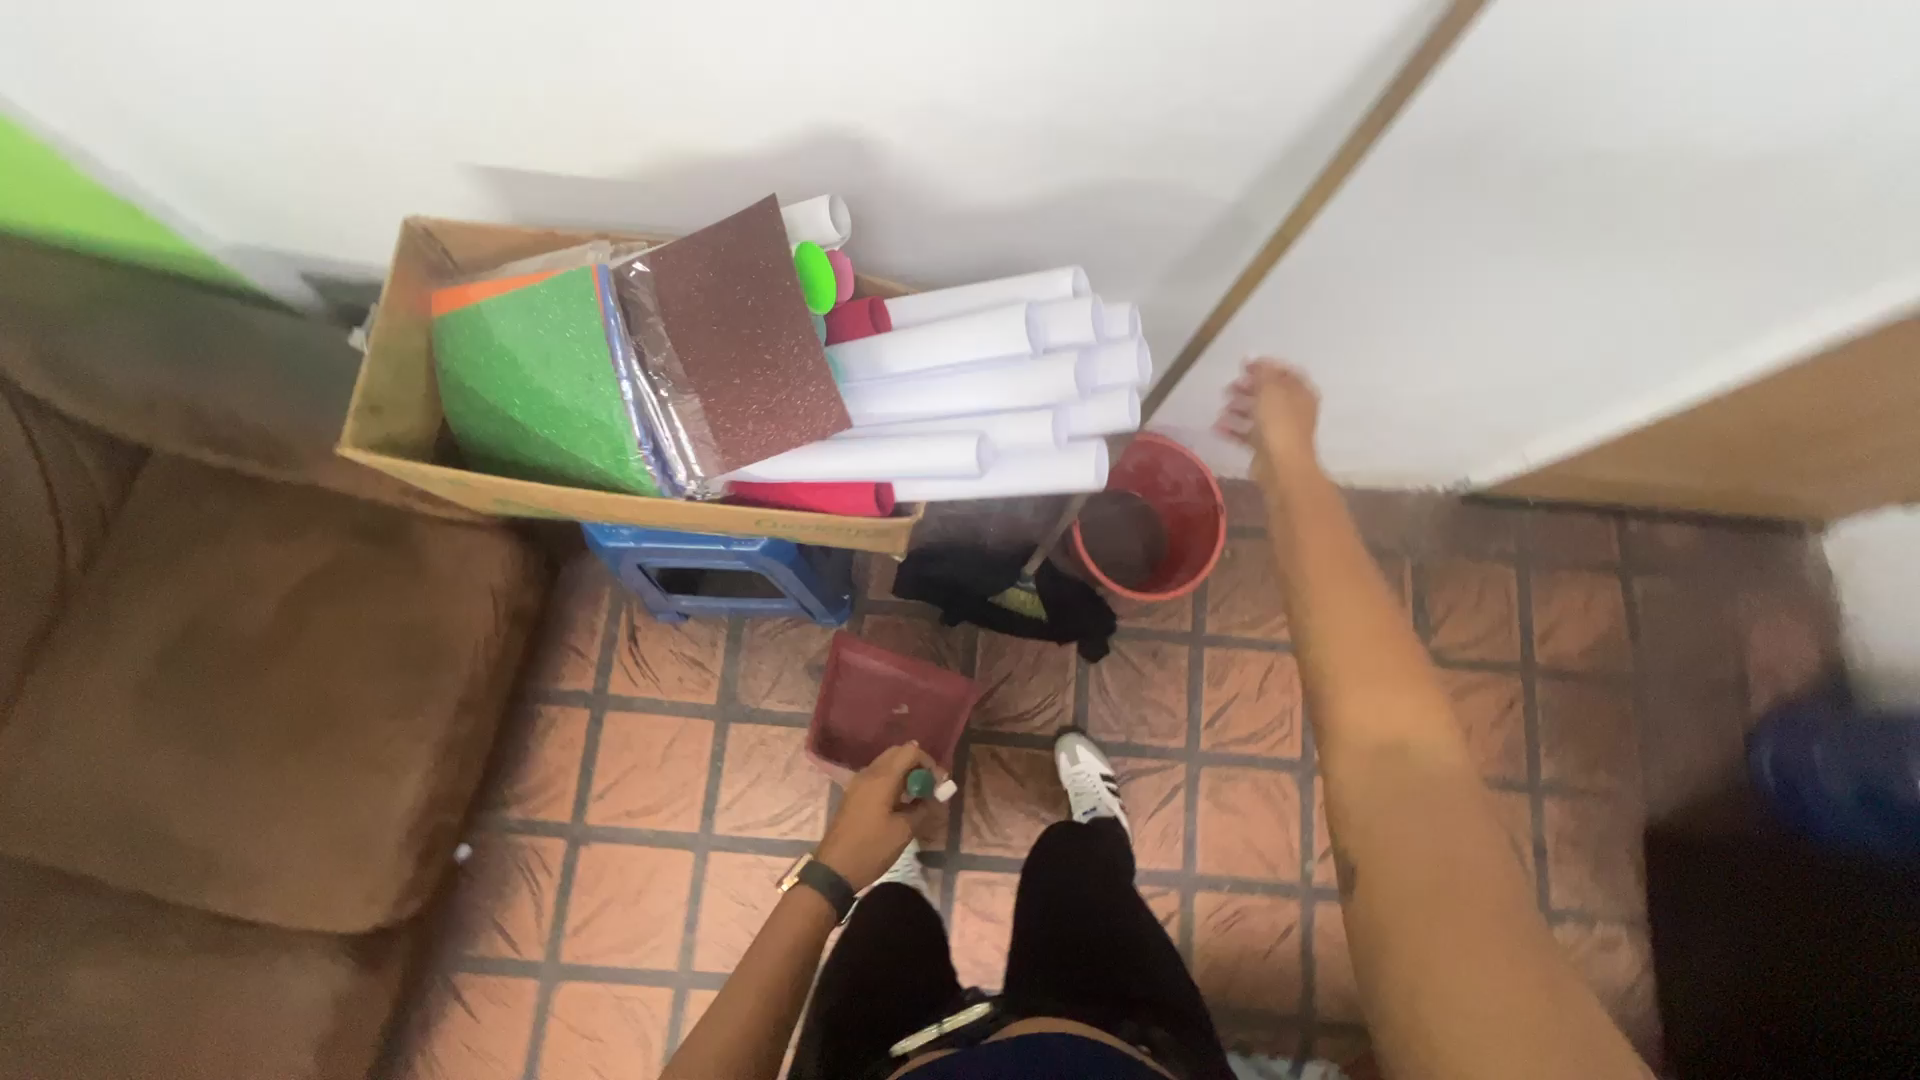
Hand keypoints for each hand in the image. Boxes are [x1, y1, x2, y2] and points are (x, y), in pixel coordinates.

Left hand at [815, 743, 940, 891]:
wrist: (834, 869)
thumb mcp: (904, 831)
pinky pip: (877, 776)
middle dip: (917, 765)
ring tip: (918, 796)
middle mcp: (868, 773)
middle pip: (897, 753)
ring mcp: (858, 783)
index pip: (911, 751)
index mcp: (882, 778)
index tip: (937, 784)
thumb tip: (935, 797)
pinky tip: (900, 803)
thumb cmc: (871, 849)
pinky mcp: (854, 794)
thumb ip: (923, 808)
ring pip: (886, 764)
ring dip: (905, 773)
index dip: (929, 763)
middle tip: (929, 787)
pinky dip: (893, 781)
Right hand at [1215, 359, 1321, 475]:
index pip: (1284, 373)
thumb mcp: (1270, 389)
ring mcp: (1280, 429)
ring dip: (1238, 408)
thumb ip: (1261, 372)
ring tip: (1222, 407)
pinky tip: (1217, 427)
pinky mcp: (1266, 447)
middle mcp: (1293, 409)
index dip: (1264, 367)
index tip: (1244, 366)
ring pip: (1257, 413)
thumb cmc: (1279, 423)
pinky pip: (1247, 433)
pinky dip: (1233, 429)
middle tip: (1229, 388)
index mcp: (1300, 392)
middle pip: (1269, 393)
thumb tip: (1253, 359)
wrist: (1281, 465)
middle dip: (1248, 388)